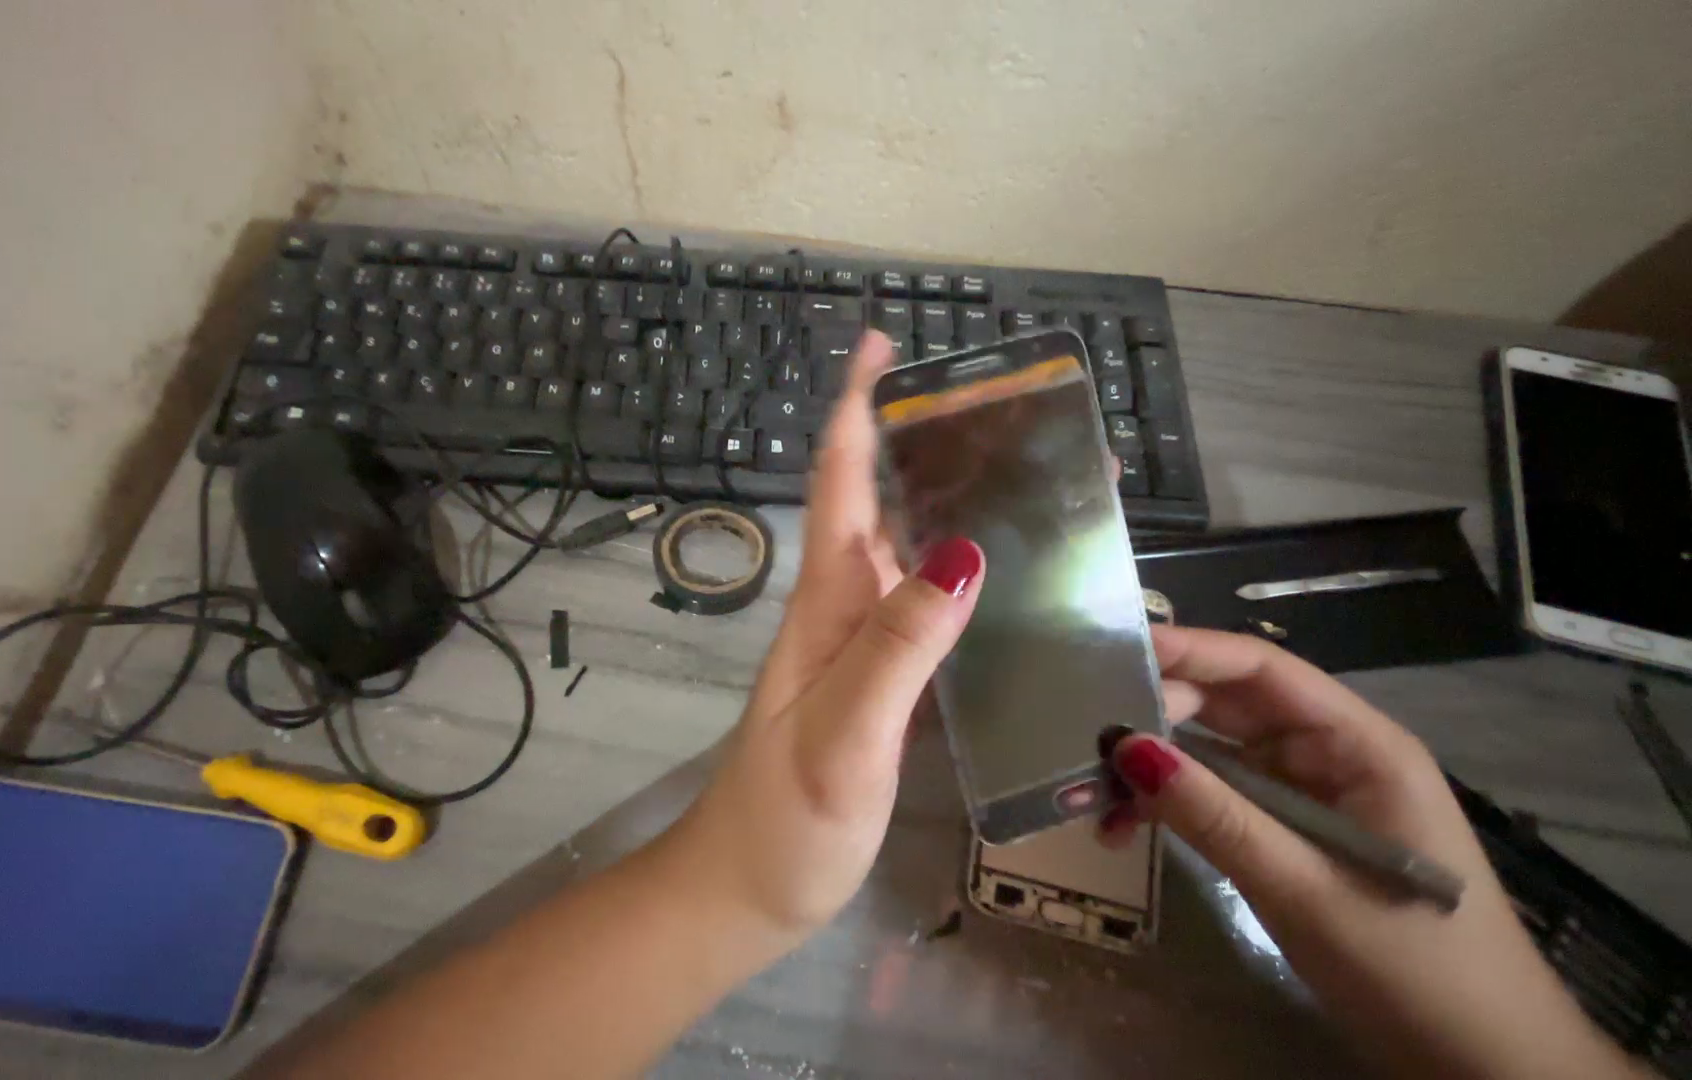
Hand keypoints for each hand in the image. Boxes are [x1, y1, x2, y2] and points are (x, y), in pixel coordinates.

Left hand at [651, 331, 984, 945]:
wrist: (748, 888)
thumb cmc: (783, 816)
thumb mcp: (843, 731)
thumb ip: (897, 646)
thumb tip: (963, 552)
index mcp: (826, 602)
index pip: (838, 483)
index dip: (855, 409)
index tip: (878, 343)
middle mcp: (843, 609)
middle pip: (883, 505)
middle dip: (930, 446)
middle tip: (1007, 409)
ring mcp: (861, 647)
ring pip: (912, 555)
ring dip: (957, 508)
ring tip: (1033, 477)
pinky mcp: (880, 686)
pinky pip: (929, 613)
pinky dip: (967, 582)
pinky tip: (1012, 581)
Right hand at [1102, 626, 1642, 1079]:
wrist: (1480, 1066)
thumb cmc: (1417, 968)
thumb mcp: (1305, 887)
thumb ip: (1215, 815)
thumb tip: (1124, 745)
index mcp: (1358, 746)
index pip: (1262, 670)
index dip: (1189, 650)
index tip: (1113, 649)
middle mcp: (1325, 754)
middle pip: (1224, 705)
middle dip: (1153, 716)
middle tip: (1084, 733)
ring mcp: (1300, 793)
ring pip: (1206, 752)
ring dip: (1149, 768)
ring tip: (1090, 787)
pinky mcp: (1279, 830)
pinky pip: (1208, 798)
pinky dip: (1162, 807)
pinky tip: (1118, 827)